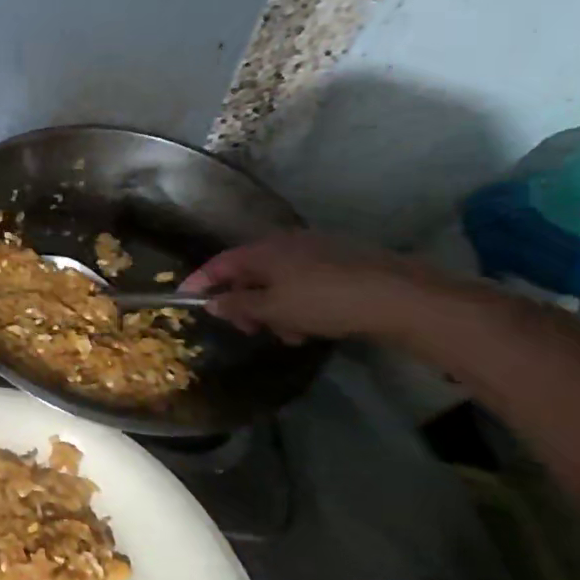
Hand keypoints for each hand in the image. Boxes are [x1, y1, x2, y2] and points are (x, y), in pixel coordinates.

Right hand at [181, 231, 432, 342]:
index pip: (220, 262)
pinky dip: (295, 305)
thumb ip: (238, 304)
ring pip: (277, 282)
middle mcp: (284, 243)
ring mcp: (313, 251)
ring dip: (273, 310)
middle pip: (249, 272)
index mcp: (264, 249)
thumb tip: (211, 301)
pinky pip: (300, 283)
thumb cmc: (324, 301)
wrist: (395, 295)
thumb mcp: (274, 309)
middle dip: (244, 303)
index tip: (184, 299)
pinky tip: (311, 328)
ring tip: (290, 336)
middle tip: (249, 330)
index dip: (200, 280)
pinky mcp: (336, 263)